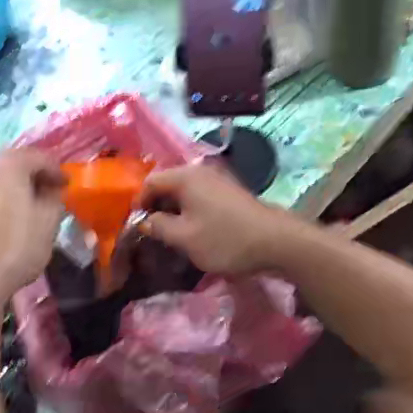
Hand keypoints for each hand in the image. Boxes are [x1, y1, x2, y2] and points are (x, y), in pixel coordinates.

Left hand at [0, 149, 67, 304]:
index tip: (69, 184)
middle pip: (14, 166)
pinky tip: (12, 225)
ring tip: (34, 210)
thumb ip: (55, 198)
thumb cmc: (16, 246)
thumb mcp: (49, 221)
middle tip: (53, 193)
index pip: (38, 156)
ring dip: (18, 191)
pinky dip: (3, 204)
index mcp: (8, 166)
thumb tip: (52, 190)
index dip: (57, 169)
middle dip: (36, 177)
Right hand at [138, 162, 298, 275]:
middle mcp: (200, 171)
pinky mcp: (230, 193)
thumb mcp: (184, 238)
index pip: (150, 182)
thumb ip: (159, 227)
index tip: (136, 227)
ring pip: (185, 192)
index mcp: (185, 176)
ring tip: (171, 235)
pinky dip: (191, 211)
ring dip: (174, 211)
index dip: (139, 203)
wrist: (276, 241)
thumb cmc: (225, 239)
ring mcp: (218, 180)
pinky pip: (200, 197)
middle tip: (152, 232)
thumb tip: (145, 221)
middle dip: (157, 206)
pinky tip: (194, 231)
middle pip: (168, 184)